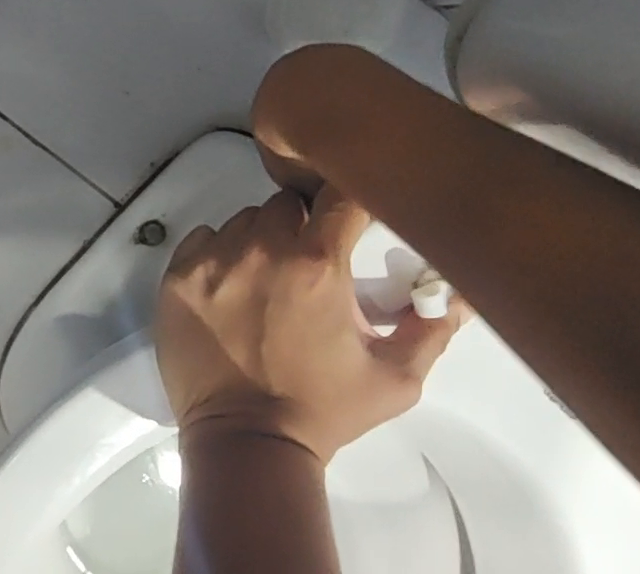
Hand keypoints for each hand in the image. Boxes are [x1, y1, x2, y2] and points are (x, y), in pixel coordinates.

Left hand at [155, 187, 468, 462]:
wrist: (247, 443)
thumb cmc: (324, 410)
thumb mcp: (395, 379)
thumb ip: (431, 328)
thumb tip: (460, 294)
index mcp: (317, 264)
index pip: (340, 196)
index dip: (347, 202)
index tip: (349, 217)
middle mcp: (261, 248)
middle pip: (285, 204)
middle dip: (300, 225)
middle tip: (305, 264)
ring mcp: (213, 259)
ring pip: (242, 221)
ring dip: (257, 241)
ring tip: (264, 281)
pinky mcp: (178, 275)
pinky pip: (201, 239)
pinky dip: (216, 254)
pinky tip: (227, 288)